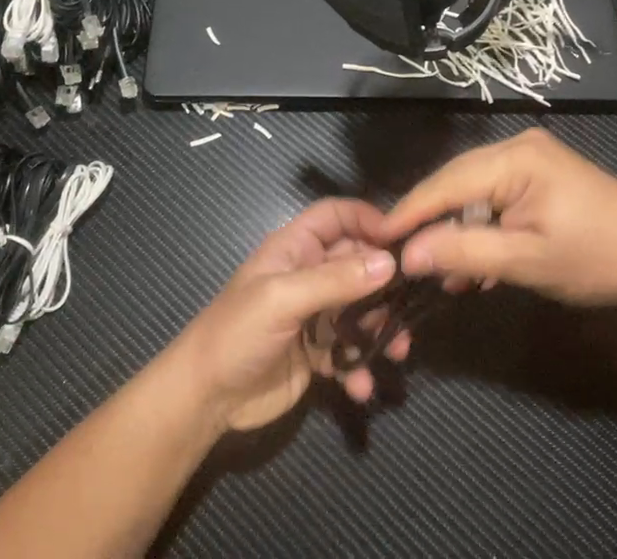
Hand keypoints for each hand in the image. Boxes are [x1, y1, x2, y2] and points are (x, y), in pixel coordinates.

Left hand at [170, 199, 411, 431]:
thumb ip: (336, 280)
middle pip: (359, 262)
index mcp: (294, 249)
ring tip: (398, 350)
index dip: (368, 219)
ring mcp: (314, 315)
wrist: (204, 399)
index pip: (337, 216)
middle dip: (386, 282)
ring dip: (382, 328)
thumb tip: (390, 263)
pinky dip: (361, 366)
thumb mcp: (283, 298)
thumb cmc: (236, 334)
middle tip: (411, 302)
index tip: (402, 240)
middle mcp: (308, 275)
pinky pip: (350, 350)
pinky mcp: (317, 352)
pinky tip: (361, 385)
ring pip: (361, 309)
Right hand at [378, 129, 616, 328]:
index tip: (374, 240)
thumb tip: (406, 254)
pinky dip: (481, 229)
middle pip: (455, 182)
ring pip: (473, 193)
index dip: (408, 212)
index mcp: (516, 157)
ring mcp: (532, 159)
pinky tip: (472, 265)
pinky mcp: (541, 177)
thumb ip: (463, 252)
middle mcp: (519, 146)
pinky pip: (495, 198)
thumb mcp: (525, 261)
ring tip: (438, 274)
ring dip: (456, 232)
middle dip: (430, 222)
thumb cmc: (596, 260)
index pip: (445, 182)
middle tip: (401, 260)